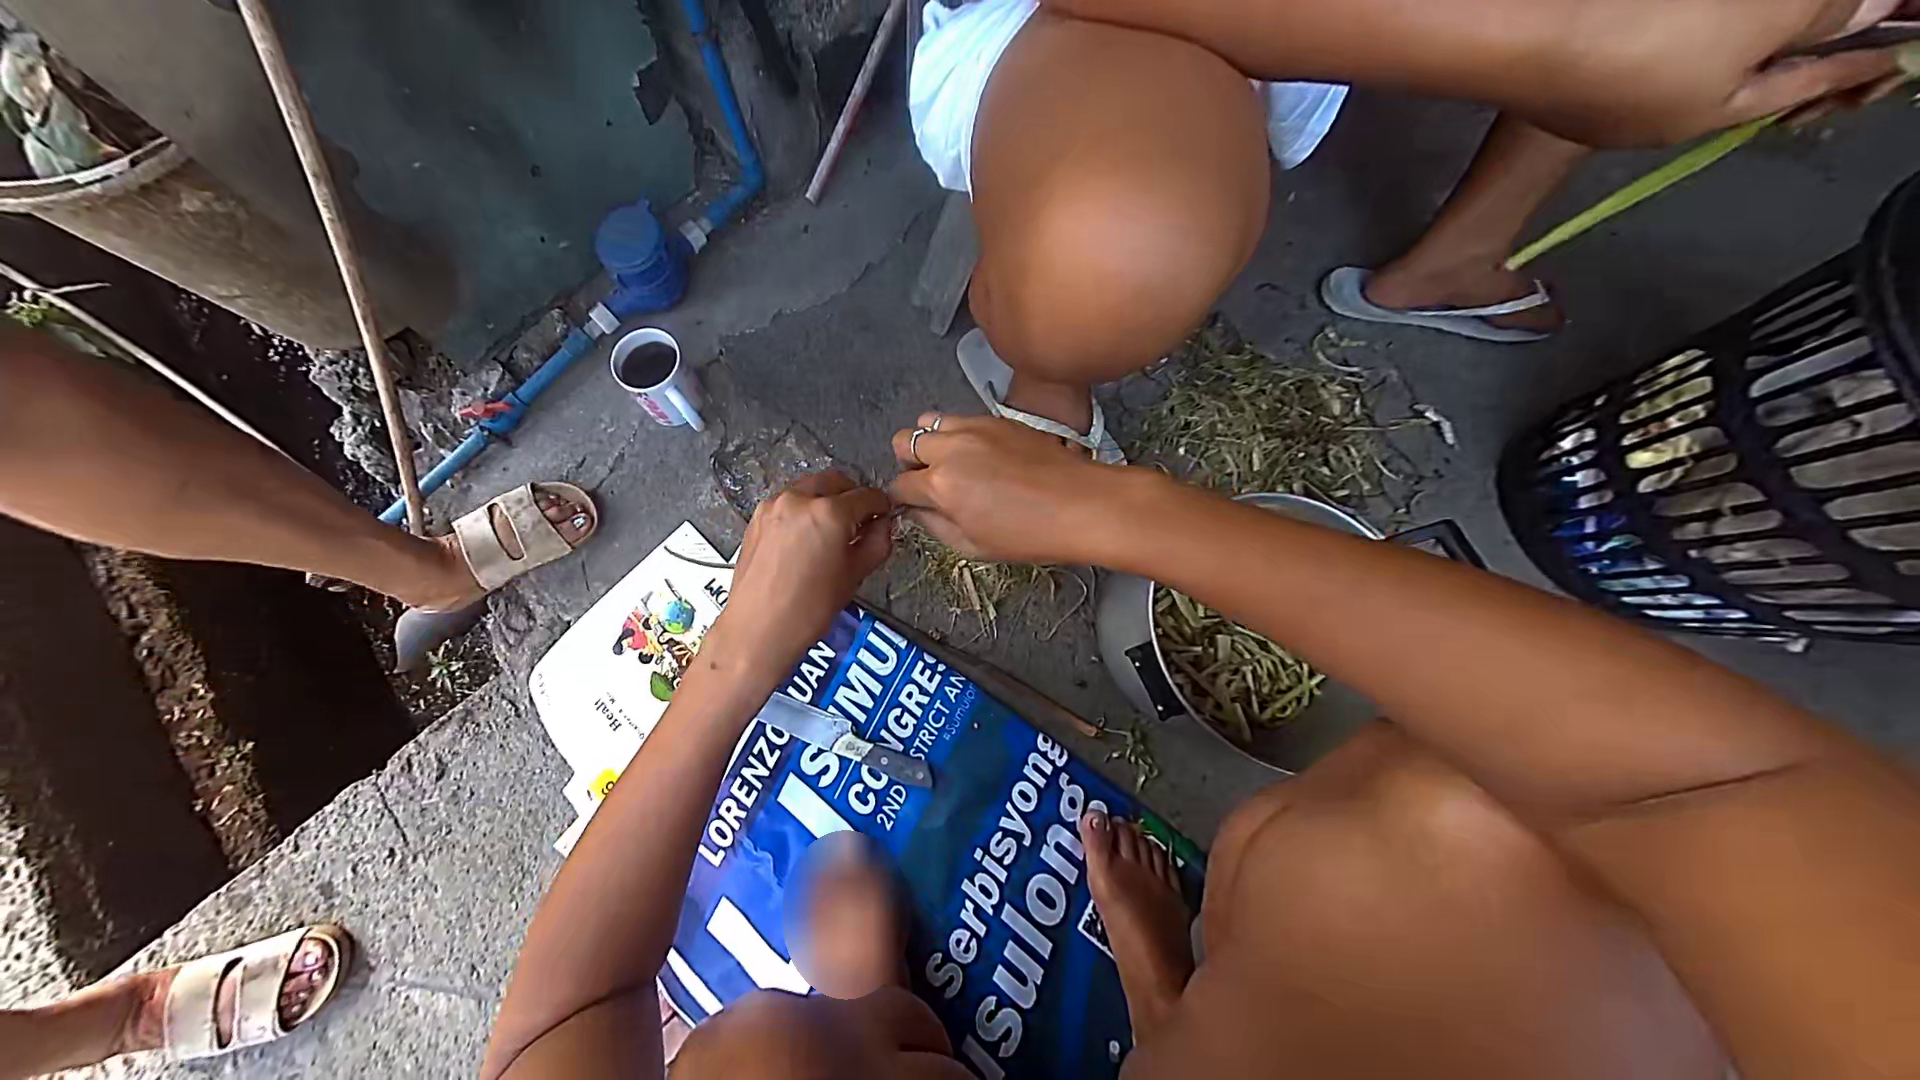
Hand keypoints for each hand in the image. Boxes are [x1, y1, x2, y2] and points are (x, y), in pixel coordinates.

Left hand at [706, 471, 892, 672]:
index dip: (881, 505)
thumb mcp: (855, 575)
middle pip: (836, 482)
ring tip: (834, 531)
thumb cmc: (806, 609)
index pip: (867, 495)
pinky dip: (804, 511)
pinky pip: (789, 503)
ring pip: (810, 488)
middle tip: (862, 520)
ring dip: (827, 501)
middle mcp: (799, 501)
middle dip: (852, 496)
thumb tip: (882, 527)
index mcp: (829, 513)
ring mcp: (774, 507)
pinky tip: (809, 538)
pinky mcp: (758, 519)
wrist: (759, 629)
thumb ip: (877, 543)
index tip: (883, 515)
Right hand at [888, 413, 1131, 564]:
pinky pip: (962, 418)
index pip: (899, 484)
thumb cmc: (1030, 534)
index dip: (901, 498)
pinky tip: (981, 455)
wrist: (1081, 504)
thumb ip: (935, 526)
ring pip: (929, 421)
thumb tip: (917, 512)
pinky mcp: (998, 419)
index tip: (911, 504)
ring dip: (931, 441)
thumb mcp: (973, 545)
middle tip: (928, 480)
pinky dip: (959, 434)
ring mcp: (974, 427)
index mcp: (940, 485)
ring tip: (952, 463)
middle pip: (904, 441)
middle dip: (908, 462)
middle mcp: (951, 448)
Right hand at [1525, 0, 1905, 145]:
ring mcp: (1599, 112)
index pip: (1799, 85)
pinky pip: (1635, 68)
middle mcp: (1649, 126)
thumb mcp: (1770, 13)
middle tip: (1820, 26)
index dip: (1852, 63)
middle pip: (1731, 85)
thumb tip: (1866, 12)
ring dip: (1716, 49)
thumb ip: (1828, 12)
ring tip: (1735, 23)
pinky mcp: (1566, 93)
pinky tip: (1668, 26)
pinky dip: (1664, 47)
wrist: (1540, 45)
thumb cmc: (1662, 33)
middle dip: (1775, 56)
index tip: (1895, 54)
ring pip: (1681, 75)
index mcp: (1705, 117)